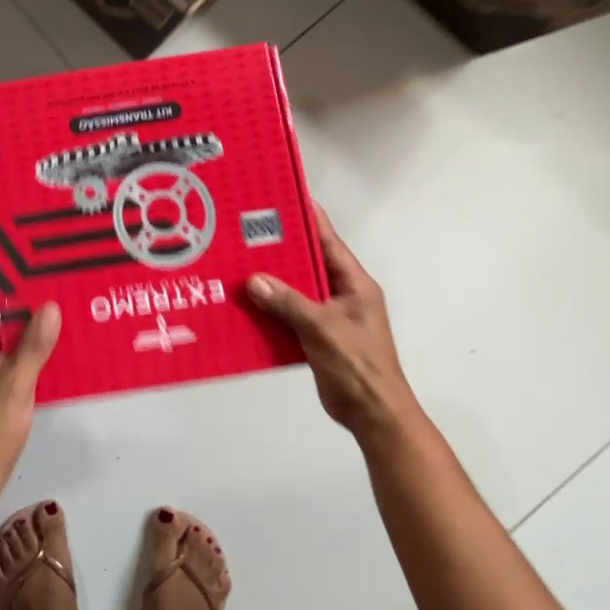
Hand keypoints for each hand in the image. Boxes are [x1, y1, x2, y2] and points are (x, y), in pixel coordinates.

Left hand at [0, 299, 60, 487]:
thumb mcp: (18, 381)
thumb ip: (34, 344)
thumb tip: (50, 306)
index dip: (1, 290)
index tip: (32, 282)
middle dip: (20, 311)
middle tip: (53, 299)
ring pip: (1, 342)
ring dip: (25, 334)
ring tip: (58, 323)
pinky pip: (6, 360)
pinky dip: (24, 355)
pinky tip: (50, 356)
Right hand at [248, 204, 419, 439]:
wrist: (373, 414)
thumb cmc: (357, 365)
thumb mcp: (322, 328)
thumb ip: (288, 303)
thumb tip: (254, 280)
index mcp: (355, 284)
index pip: (329, 241)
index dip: (308, 218)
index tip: (283, 194)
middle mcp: (343, 294)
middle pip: (308, 262)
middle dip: (279, 248)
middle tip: (246, 230)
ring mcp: (330, 316)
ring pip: (296, 289)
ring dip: (271, 280)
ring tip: (237, 262)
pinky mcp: (317, 336)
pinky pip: (289, 313)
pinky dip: (270, 308)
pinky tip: (244, 304)